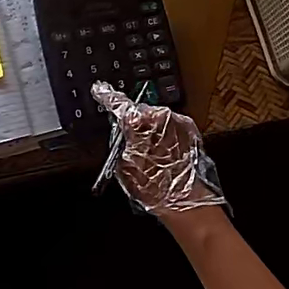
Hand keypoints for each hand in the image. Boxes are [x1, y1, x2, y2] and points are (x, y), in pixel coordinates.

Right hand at [90, 83, 224, 221]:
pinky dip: (165, 134)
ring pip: (156, 118)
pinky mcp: (189, 128)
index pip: (117, 102)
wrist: (184, 199)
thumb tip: (120, 132)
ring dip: (151, 129)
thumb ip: (119, 142)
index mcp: (136, 122)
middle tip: (130, 140)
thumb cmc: (153, 186)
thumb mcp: (122, 164)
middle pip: (138, 111)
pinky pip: (171, 125)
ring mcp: (175, 120)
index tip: (99, 89)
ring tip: (150, 152)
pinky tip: (164, 152)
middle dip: (133, 122)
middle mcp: (157, 115)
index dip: (106, 96)